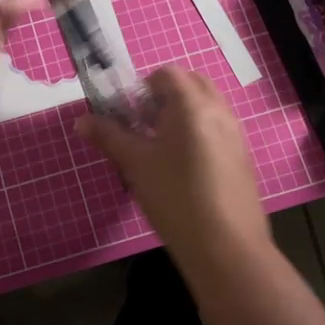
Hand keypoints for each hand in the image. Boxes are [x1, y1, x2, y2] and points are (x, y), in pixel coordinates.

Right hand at [76, 66, 268, 258]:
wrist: (227, 251)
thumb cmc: (176, 198)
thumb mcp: (135, 164)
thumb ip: (108, 136)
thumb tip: (81, 121)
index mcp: (192, 104)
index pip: (167, 74)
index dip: (143, 87)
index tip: (130, 115)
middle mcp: (219, 111)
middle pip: (191, 84)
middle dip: (166, 96)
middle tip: (146, 125)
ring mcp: (236, 135)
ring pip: (207, 107)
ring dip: (183, 114)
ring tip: (163, 149)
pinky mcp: (243, 159)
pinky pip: (218, 129)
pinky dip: (199, 133)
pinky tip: (184, 169)